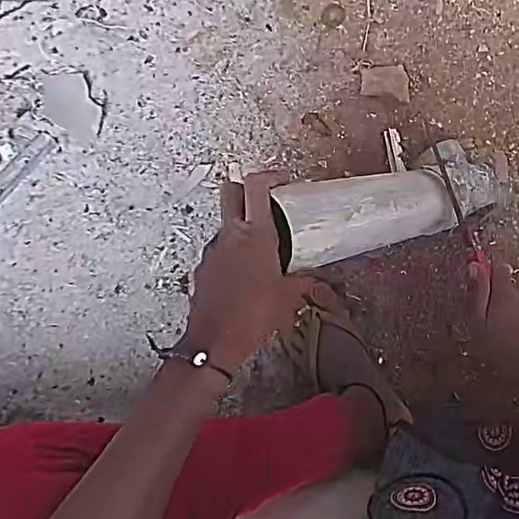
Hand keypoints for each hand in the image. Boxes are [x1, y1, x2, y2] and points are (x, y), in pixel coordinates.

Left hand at [184, 171, 314, 370]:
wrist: (215, 342)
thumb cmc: (253, 317)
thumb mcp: (289, 297)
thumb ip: (303, 280)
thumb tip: (315, 278)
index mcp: (256, 236)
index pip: (257, 187)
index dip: (270, 175)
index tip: (282, 180)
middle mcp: (230, 237)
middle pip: (230, 191)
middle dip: (246, 187)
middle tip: (266, 199)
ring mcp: (212, 251)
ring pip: (225, 223)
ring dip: (241, 226)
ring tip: (261, 248)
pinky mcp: (203, 268)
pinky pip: (219, 251)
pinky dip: (232, 253)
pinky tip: (245, 275)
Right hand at [463, 258, 518, 386]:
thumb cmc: (497, 349)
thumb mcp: (478, 320)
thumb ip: (477, 292)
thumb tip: (474, 264)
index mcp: (506, 292)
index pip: (496, 265)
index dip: (483, 270)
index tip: (472, 282)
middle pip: (502, 281)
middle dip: (489, 292)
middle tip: (477, 314)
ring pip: (508, 297)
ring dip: (498, 306)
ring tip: (488, 328)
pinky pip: (515, 310)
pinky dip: (507, 316)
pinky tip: (501, 334)